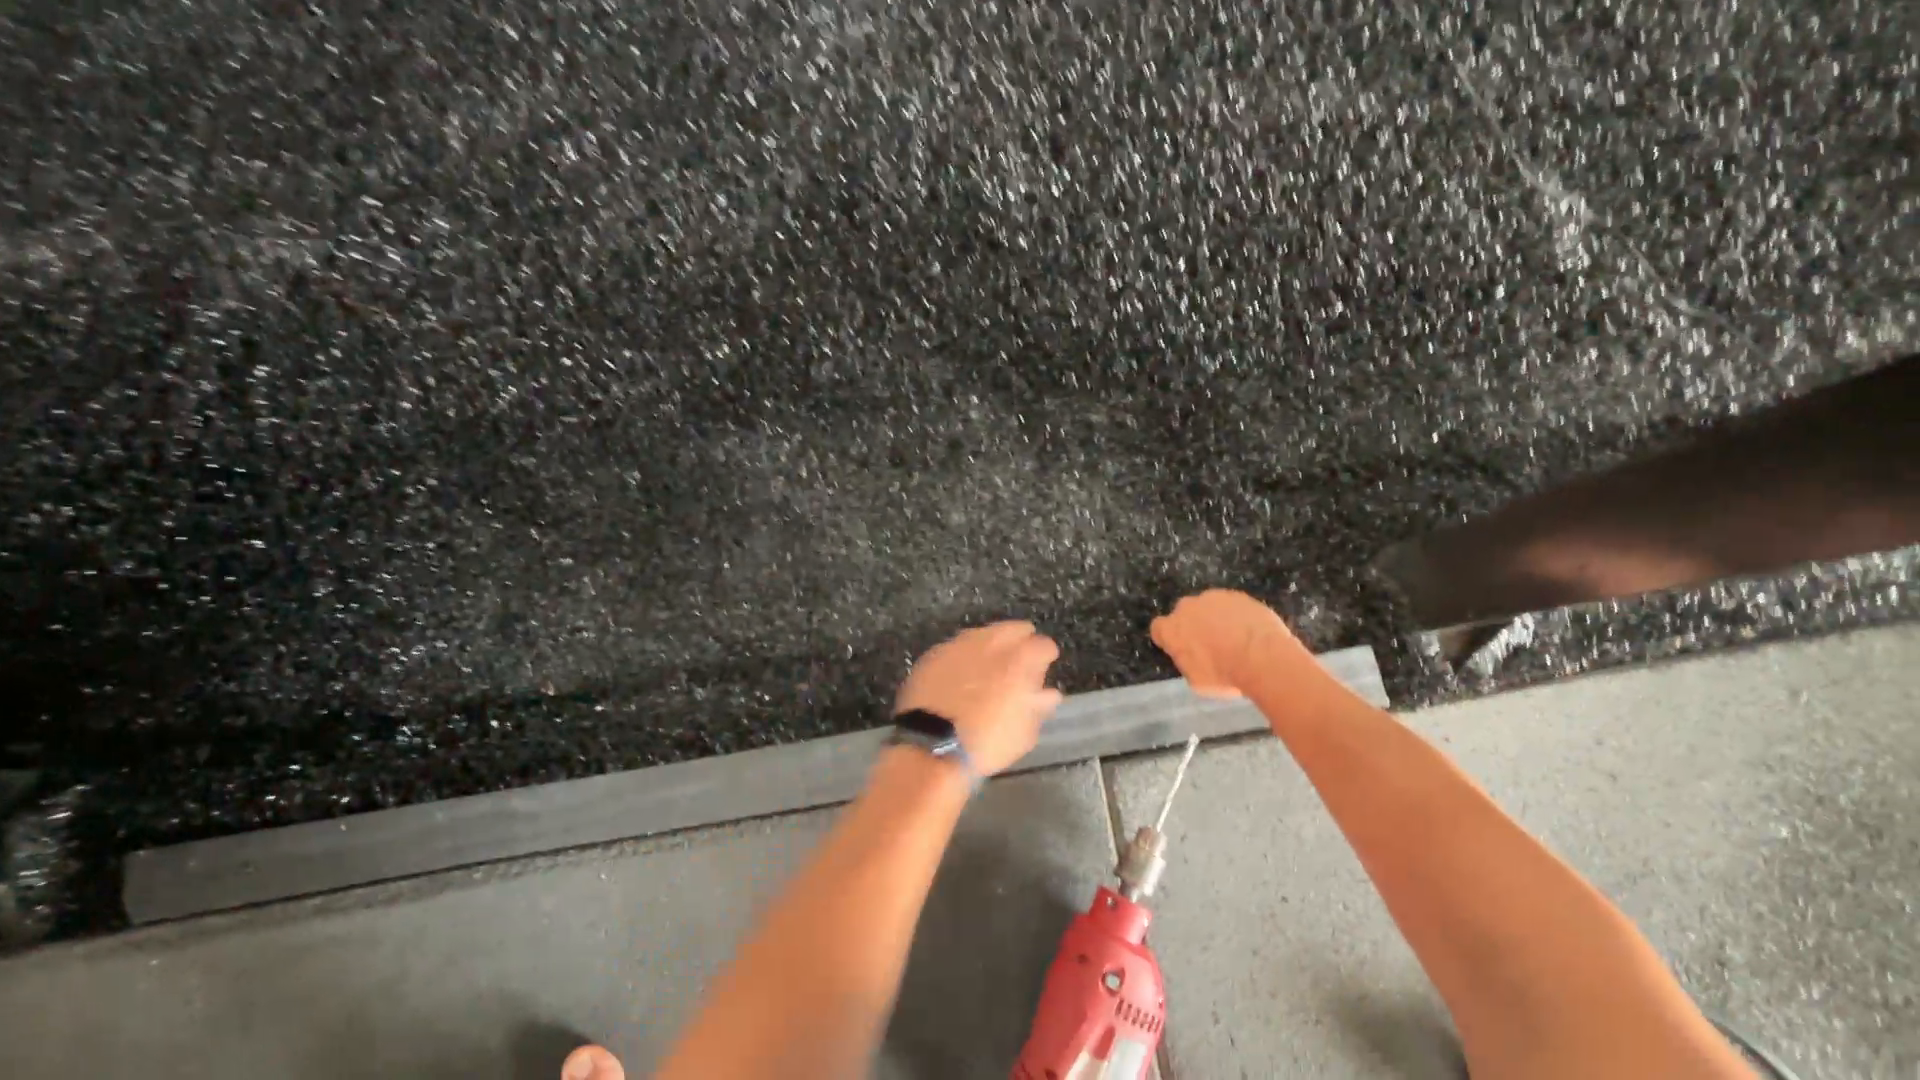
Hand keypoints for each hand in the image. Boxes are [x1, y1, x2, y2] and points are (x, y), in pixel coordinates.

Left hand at [894, 621, 1064, 775]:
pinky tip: (961, 674)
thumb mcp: (1024, 733)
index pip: (1044, 645)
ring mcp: (960, 645)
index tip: (1043, 668)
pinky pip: (956, 648)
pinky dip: (963, 657)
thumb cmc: (987, 743)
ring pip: (983, 634)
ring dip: (990, 646)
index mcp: (1020, 660)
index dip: (1046, 657)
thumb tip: (1047, 693)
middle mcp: (991, 643)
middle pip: (1014, 629)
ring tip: (988, 668)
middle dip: (1020, 642)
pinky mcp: (935, 654)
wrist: (932, 748)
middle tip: (1017, 663)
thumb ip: (1038, 707)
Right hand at [1151, 589, 1303, 697]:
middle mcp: (1187, 607)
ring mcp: (1214, 598)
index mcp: (1171, 630)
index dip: (1169, 638)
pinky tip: (1250, 631)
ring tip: (1235, 638)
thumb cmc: (1224, 676)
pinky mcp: (1238, 595)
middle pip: (1184, 613)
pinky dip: (1238, 615)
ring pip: (1209, 606)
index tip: (1180, 648)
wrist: (1261, 657)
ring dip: (1216, 618)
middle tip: (1209, 644)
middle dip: (1193, 624)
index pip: (1158, 628)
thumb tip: (1194, 658)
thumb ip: (1189, 662)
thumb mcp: (1197, 681)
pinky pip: (1233, 605)